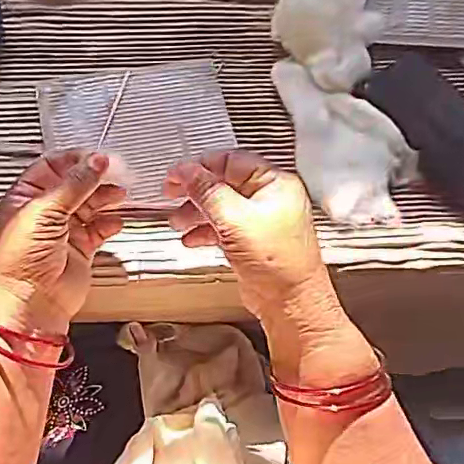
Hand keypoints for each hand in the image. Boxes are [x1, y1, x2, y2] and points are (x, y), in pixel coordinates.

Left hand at [0, 151, 126, 335]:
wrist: (31, 303)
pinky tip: (115, 219)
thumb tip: (95, 163)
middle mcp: (44, 212)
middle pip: (75, 184)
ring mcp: (63, 230)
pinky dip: (110, 223)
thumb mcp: (45, 211)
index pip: (52, 166)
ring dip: (106, 198)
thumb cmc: (21, 263)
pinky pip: (99, 229)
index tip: (97, 157)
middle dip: (95, 178)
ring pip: (90, 205)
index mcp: (25, 197)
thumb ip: (74, 185)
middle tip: (114, 172)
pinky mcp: (80, 248)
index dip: (75, 160)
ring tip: (119, 193)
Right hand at [164, 151, 335, 323]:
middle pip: (224, 183)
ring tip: (178, 220)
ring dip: (196, 213)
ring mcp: (262, 221)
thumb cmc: (279, 264)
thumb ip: (207, 192)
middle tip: (173, 193)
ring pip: (221, 207)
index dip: (201, 167)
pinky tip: (192, 238)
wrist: (290, 303)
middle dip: (195, 191)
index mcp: (275, 183)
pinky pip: (224, 227)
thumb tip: (188, 173)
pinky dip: (206, 231)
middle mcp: (271, 199)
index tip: (178, 175)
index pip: (231, 161)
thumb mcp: (235, 219)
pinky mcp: (253, 242)